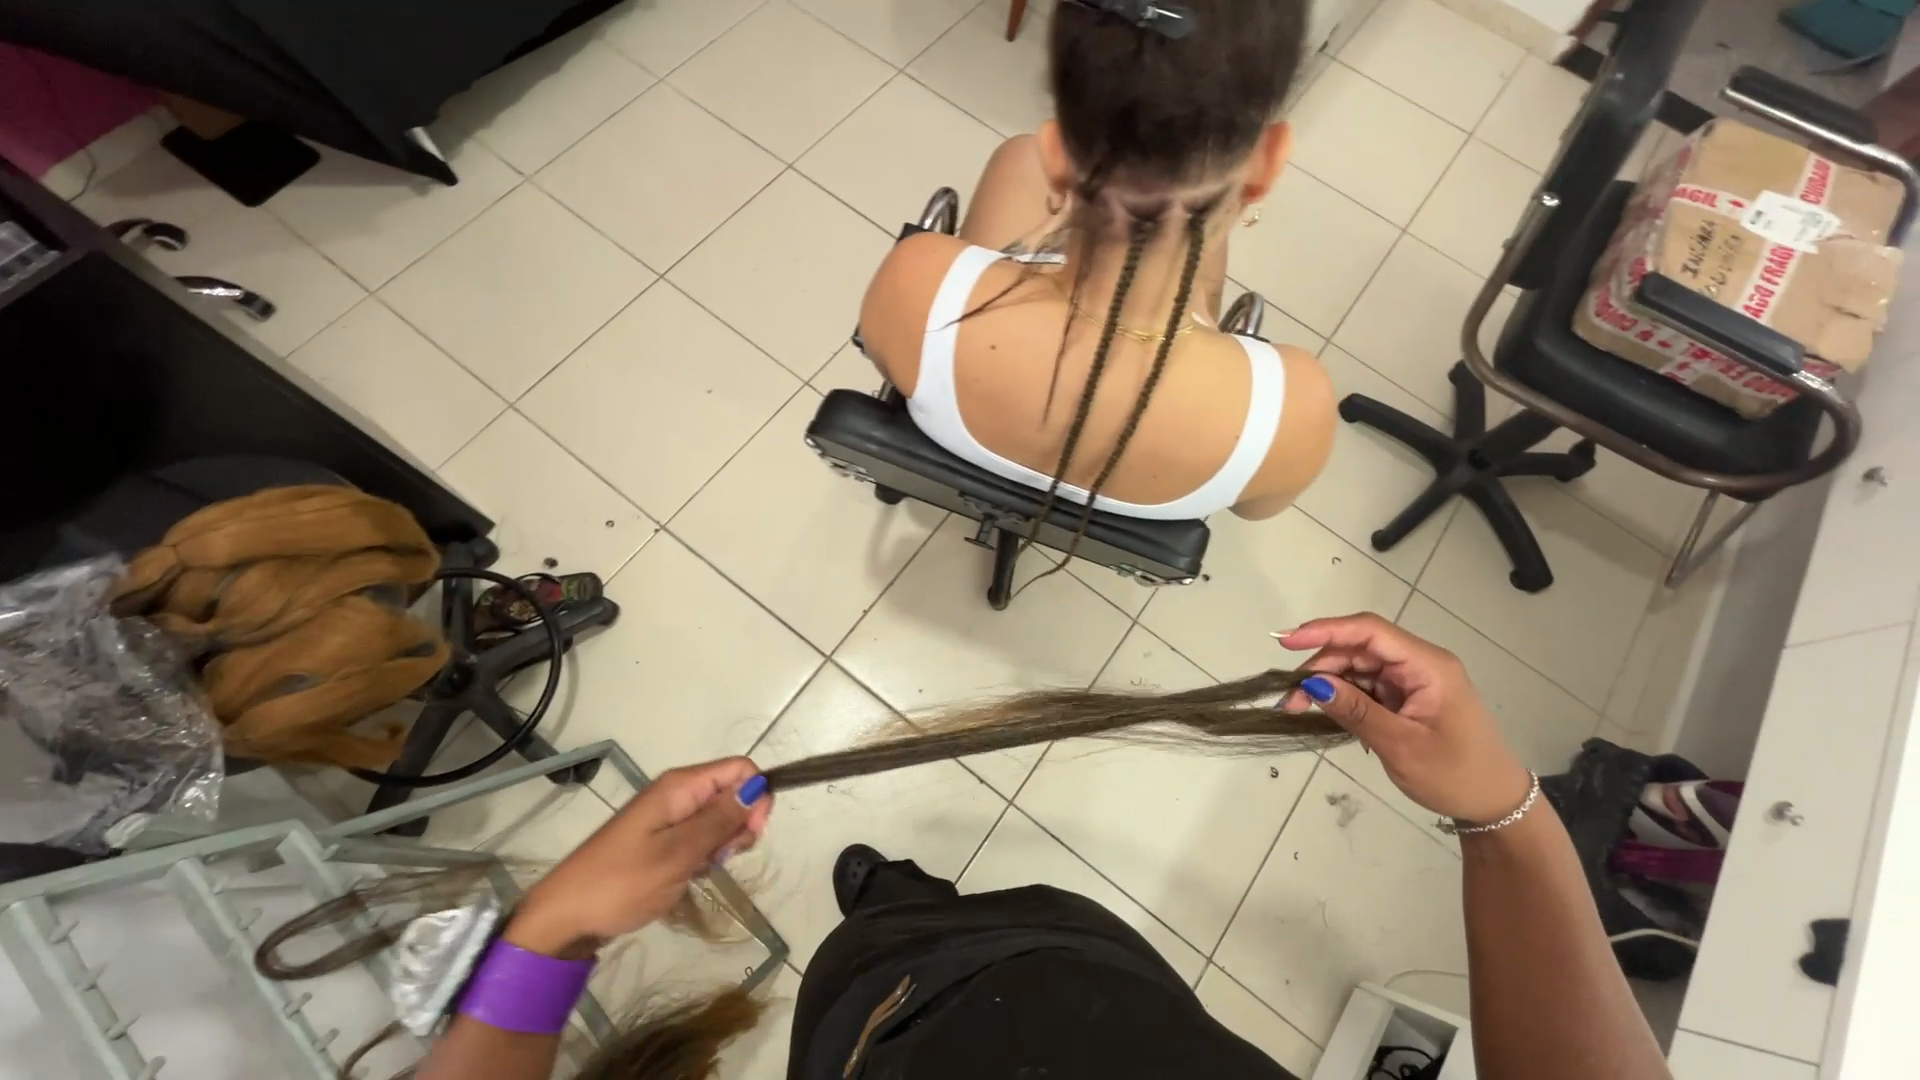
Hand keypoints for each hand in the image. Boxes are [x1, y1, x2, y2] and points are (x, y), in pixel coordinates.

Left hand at [504, 758, 772, 957]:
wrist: (564, 918)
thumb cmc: (622, 883)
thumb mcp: (678, 853)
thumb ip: (720, 819)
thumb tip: (759, 787)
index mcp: (681, 786)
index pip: (740, 769)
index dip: (756, 795)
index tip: (751, 834)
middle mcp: (678, 793)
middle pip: (732, 792)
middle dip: (740, 823)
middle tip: (721, 857)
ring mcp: (669, 817)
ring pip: (719, 817)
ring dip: (722, 843)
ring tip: (699, 869)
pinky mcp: (662, 839)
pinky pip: (700, 837)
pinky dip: (704, 855)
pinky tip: (690, 875)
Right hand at [1278, 613, 1529, 824]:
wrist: (1495, 805)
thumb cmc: (1456, 775)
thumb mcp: (1401, 746)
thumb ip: (1356, 711)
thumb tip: (1311, 684)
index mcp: (1428, 666)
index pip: (1370, 632)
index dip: (1326, 630)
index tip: (1286, 642)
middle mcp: (1418, 664)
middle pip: (1357, 648)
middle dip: (1320, 666)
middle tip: (1290, 697)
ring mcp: (1411, 679)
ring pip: (1356, 666)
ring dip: (1325, 682)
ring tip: (1297, 708)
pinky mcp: (1403, 695)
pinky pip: (1363, 684)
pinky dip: (1340, 695)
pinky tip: (1321, 710)